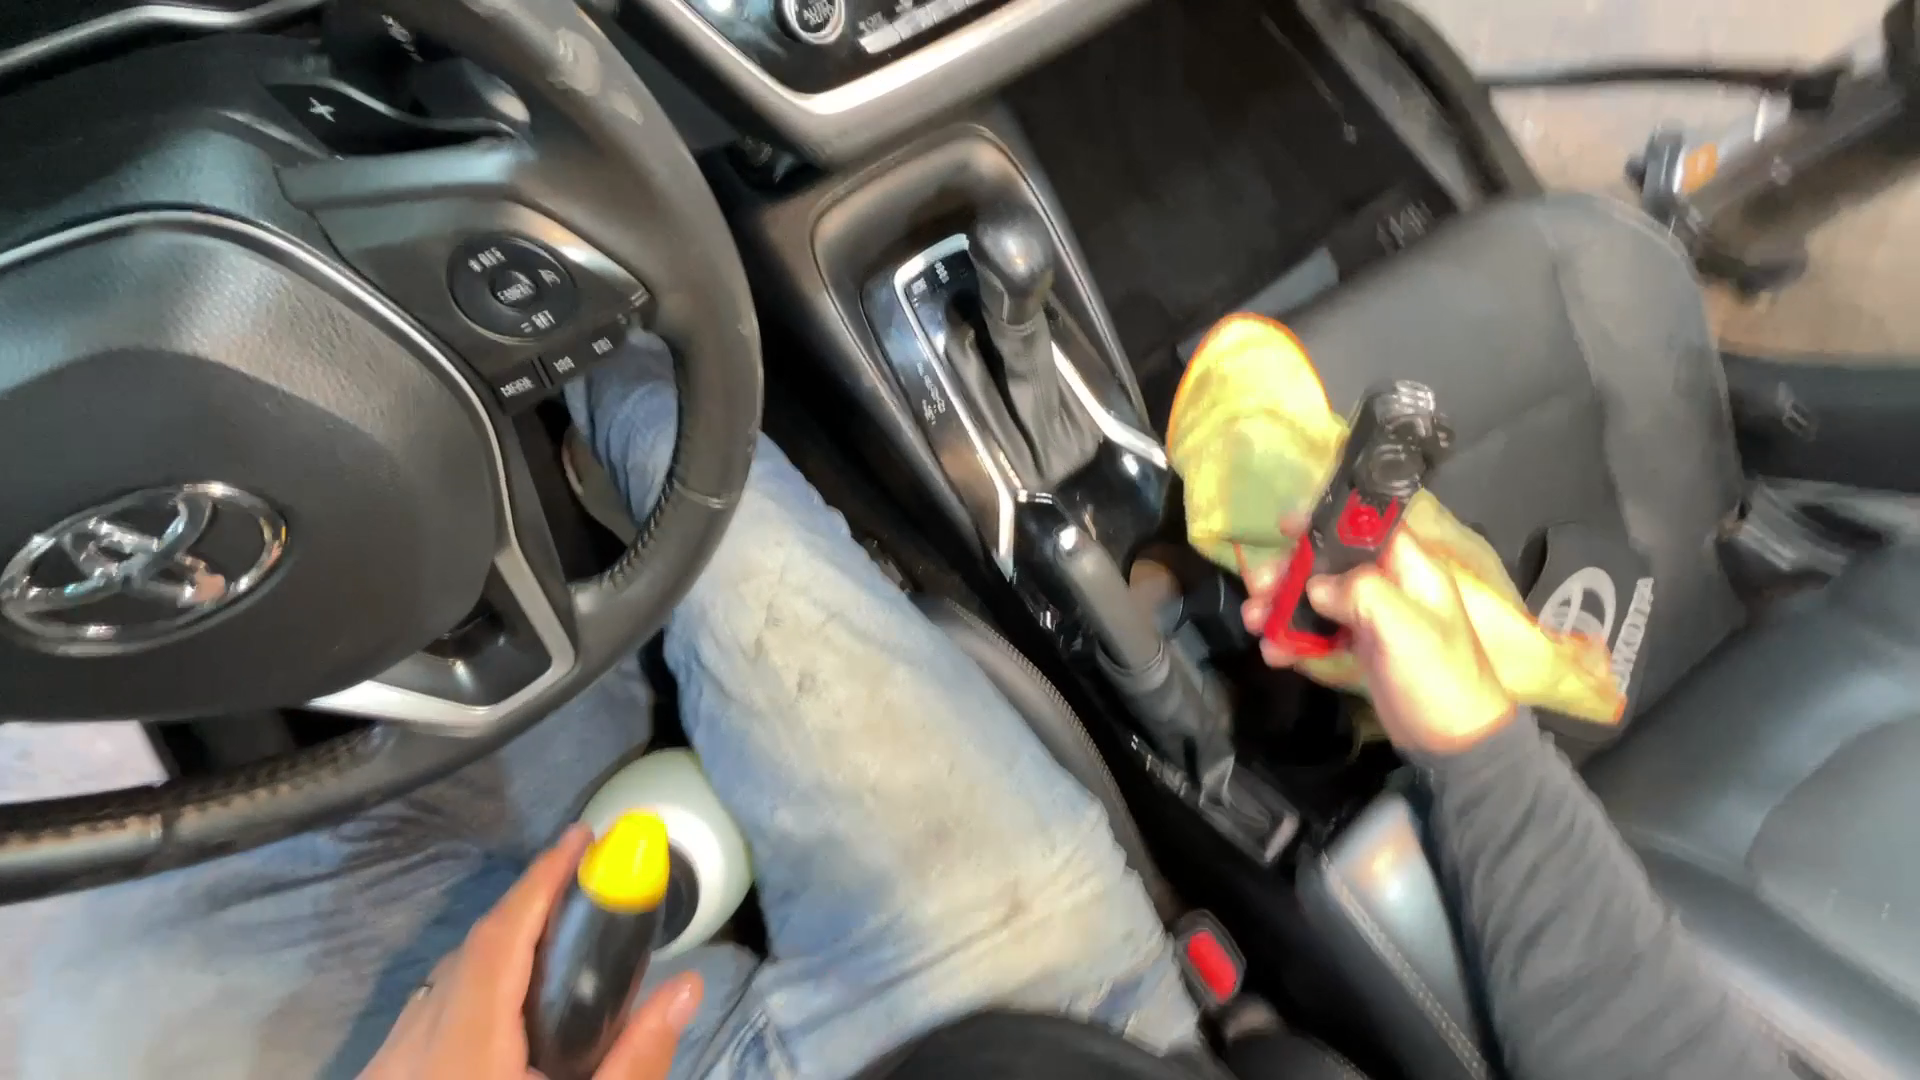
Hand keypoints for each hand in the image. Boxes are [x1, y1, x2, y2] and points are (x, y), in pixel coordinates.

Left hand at [359, 825, 703, 1079]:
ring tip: (557, 932)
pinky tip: (506, 1005)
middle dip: (530, 904)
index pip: (503, 937)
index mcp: (461, 1049)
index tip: (583, 836)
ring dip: (502, 942)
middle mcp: (413, 1049)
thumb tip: (687, 985)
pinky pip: (430, 1012)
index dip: (543, 879)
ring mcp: (386, 1071)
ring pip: (446, 981)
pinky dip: (475, 982)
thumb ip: (634, 1059)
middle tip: (586, 881)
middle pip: (474, 950)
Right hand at [1243, 529, 1515, 756]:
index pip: (1367, 526)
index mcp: (1409, 570)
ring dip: (1281, 606)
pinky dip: (1291, 638)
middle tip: (1258, 588)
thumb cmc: (1437, 677)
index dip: (1326, 519)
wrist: (1453, 743)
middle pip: (1328, 562)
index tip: (1285, 525)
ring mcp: (1370, 617)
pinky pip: (1315, 631)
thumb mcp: (1404, 627)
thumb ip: (1360, 593)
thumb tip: (1315, 587)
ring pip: (1315, 596)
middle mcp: (1387, 586)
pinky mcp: (1357, 646)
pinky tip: (1273, 652)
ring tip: (1253, 621)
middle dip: (1288, 572)